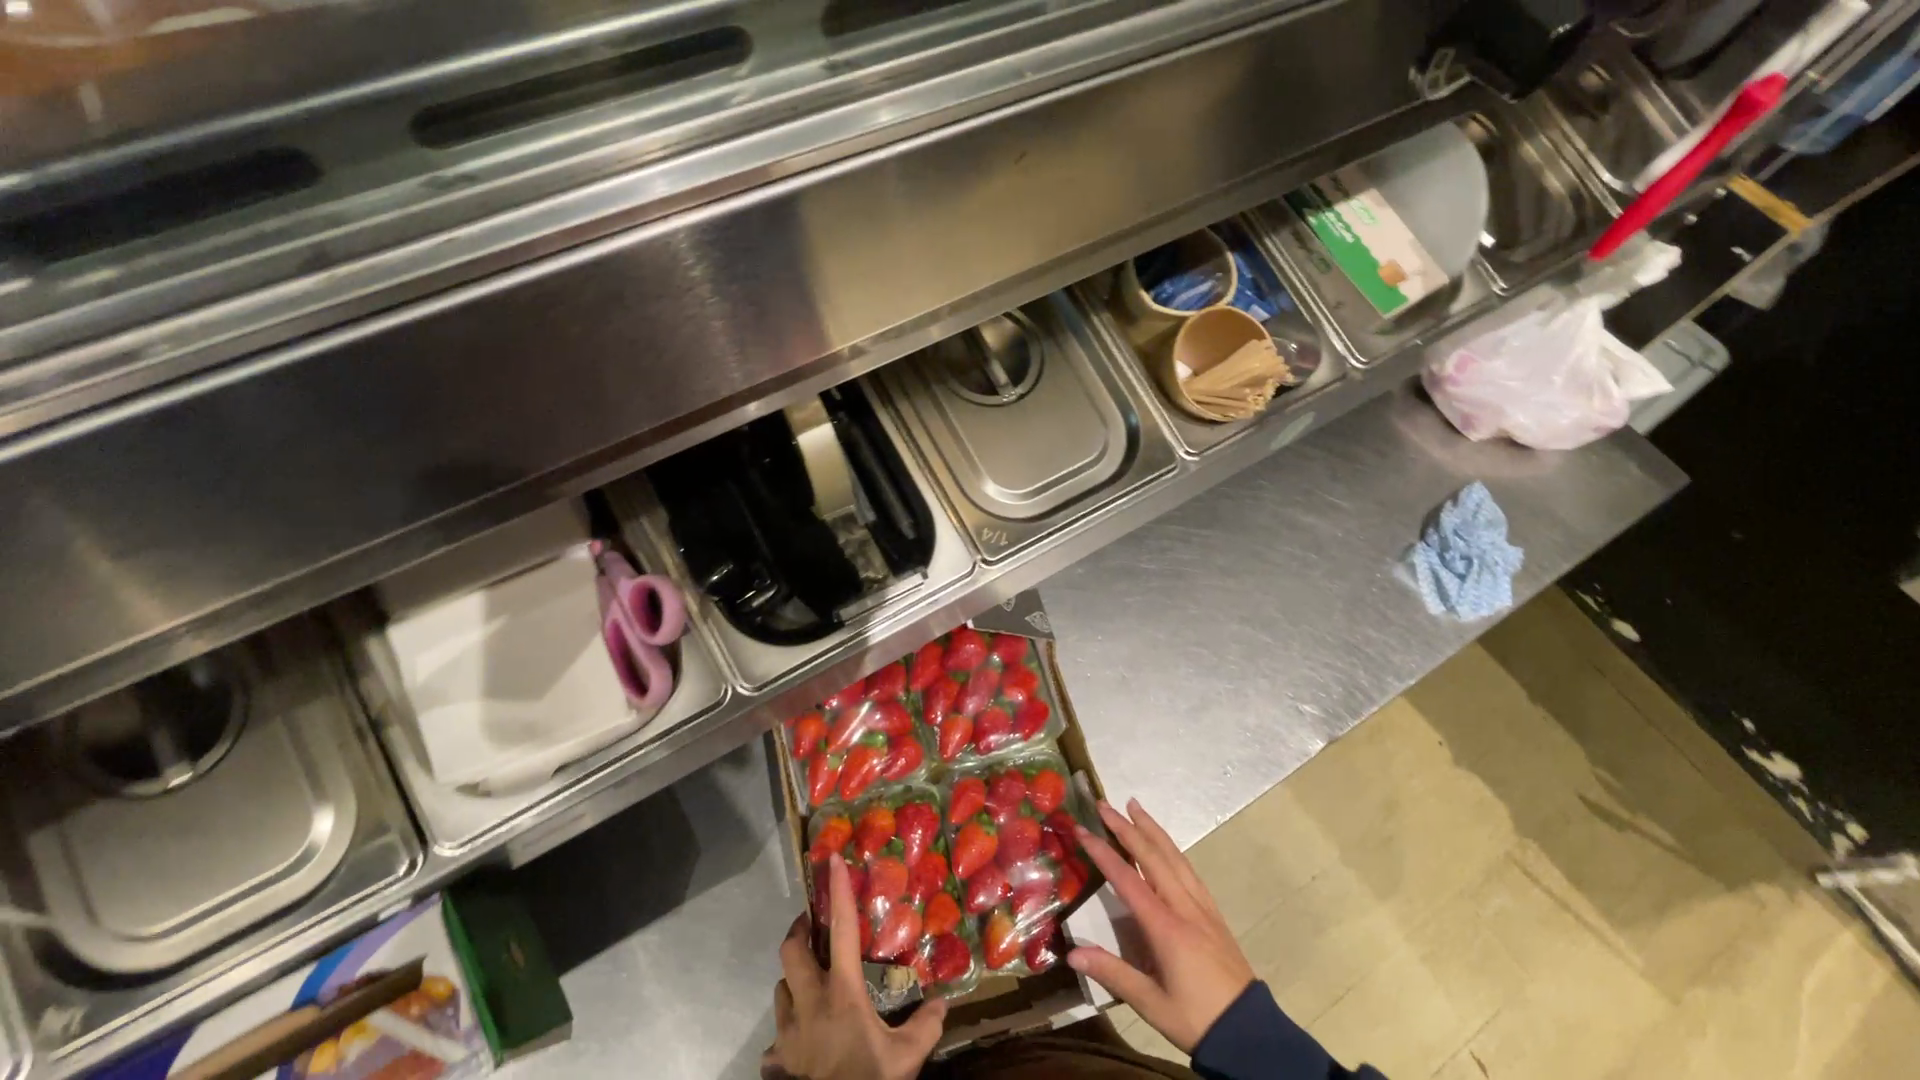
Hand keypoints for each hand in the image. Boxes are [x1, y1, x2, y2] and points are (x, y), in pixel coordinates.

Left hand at [763, 854, 947, 1079]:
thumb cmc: (867, 1079)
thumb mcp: (905, 1057)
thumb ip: (925, 1026)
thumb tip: (942, 1002)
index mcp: (841, 992)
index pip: (842, 931)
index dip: (838, 892)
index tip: (832, 860)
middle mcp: (808, 1002)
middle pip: (791, 950)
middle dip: (799, 931)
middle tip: (813, 925)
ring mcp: (787, 1030)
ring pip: (781, 988)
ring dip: (794, 978)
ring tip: (811, 981)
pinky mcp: (778, 1056)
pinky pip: (777, 1032)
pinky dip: (788, 1026)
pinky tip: (803, 1036)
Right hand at [1067, 799, 1254, 1052]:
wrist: (1248, 1030)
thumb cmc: (1196, 1018)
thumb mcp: (1150, 1002)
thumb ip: (1112, 973)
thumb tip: (1072, 952)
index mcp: (1166, 927)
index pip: (1128, 879)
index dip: (1103, 852)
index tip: (1082, 829)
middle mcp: (1185, 908)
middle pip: (1154, 857)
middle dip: (1127, 828)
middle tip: (1104, 804)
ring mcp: (1202, 908)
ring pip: (1175, 858)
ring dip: (1153, 830)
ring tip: (1135, 806)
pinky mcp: (1213, 914)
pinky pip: (1189, 871)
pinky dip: (1172, 849)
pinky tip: (1165, 846)